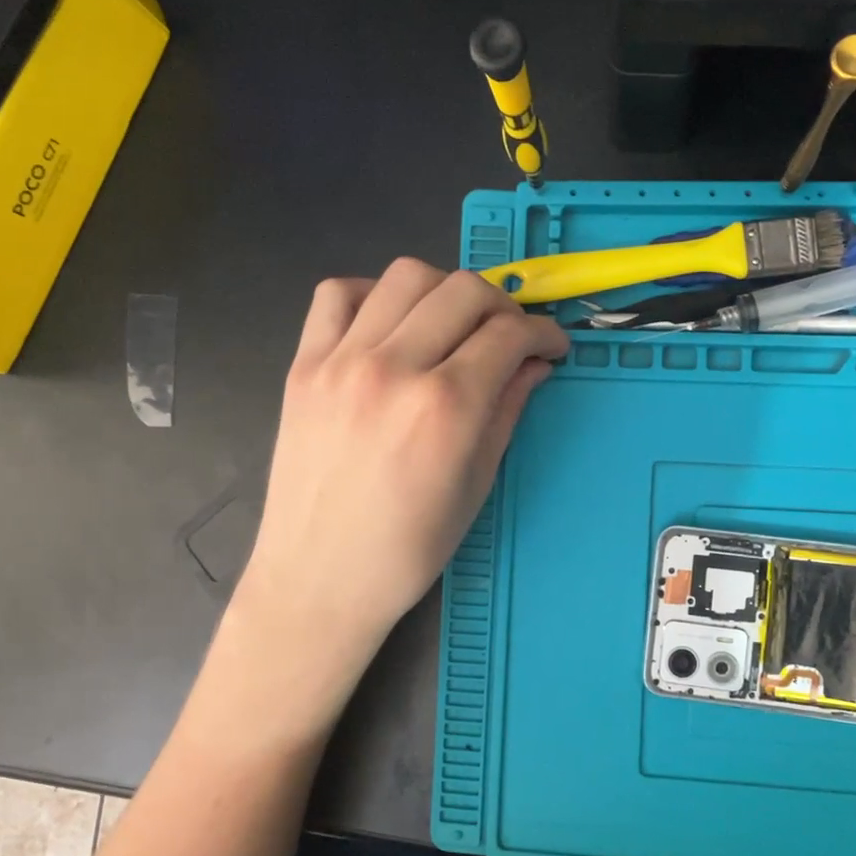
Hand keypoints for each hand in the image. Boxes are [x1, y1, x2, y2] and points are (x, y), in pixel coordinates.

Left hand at [227, 258, 567, 710]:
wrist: (319, 580)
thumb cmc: (408, 550)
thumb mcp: (476, 484)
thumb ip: (508, 410)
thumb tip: (535, 363)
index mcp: (446, 407)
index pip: (508, 334)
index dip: (543, 333)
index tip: (552, 345)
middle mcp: (394, 368)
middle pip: (464, 290)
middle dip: (503, 306)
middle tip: (509, 337)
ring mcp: (342, 360)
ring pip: (405, 275)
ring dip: (443, 290)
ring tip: (451, 324)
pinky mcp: (303, 364)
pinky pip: (337, 293)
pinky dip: (372, 294)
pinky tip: (389, 325)